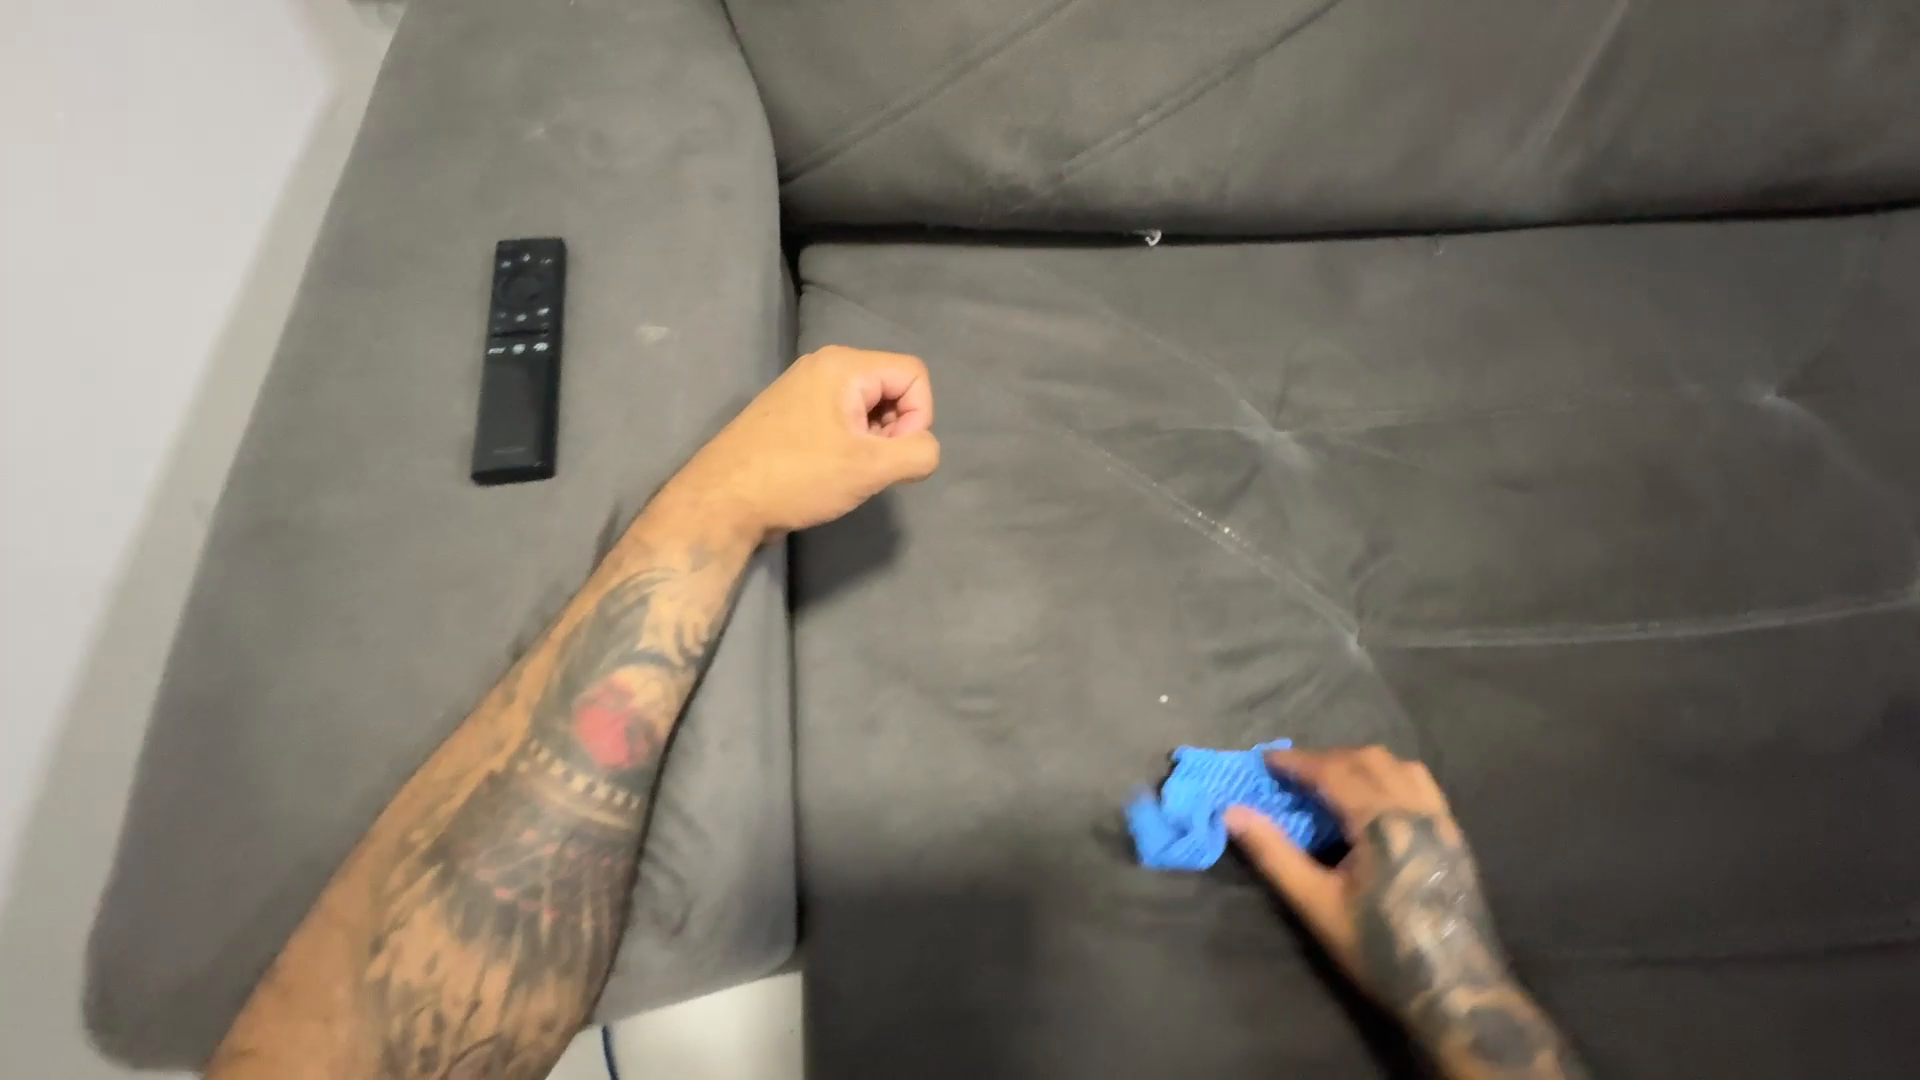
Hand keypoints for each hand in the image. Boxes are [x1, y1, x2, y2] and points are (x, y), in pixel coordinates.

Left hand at [670, 345, 939, 536]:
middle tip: (873, 466)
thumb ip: (918, 454)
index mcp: (844, 365)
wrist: (722, 501)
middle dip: (896, 429)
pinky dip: (851, 443)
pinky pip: (843, 418)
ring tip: (850, 471)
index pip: (914, 376)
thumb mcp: (870, 468)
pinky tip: (831, 471)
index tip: (894, 455)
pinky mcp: (793, 413)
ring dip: (874, 441)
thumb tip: (925, 450)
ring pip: (868, 406)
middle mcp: (825, 366)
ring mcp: (805, 388)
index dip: (919, 417)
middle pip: (892, 387)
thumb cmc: (798, 477)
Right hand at [1226, 748, 1586, 1079]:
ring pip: (1397, 766)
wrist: (1457, 994)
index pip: (1333, 771)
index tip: (1266, 761)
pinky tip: (1372, 799)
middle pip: (1365, 760)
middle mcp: (1415, 812)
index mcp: (1382, 824)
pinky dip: (1388, 775)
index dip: (1296, 761)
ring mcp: (1441, 822)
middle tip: (1292, 774)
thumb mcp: (1315, 904)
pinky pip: (1420, 784)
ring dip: (1358, 762)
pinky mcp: (1454, 837)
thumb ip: (1273, 853)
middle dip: (1325, 758)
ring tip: (1330, 781)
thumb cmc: (1379, 949)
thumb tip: (1231, 812)